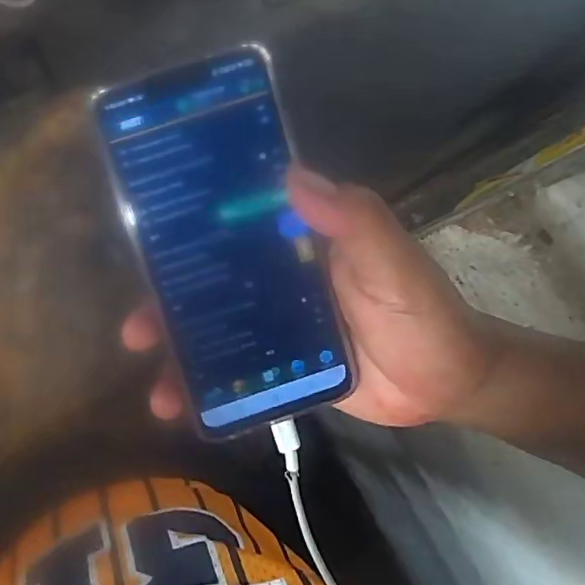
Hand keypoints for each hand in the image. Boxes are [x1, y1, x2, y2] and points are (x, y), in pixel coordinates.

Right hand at [121, 166, 499, 427]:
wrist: (447, 383)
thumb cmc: (423, 310)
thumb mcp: (393, 259)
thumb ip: (355, 219)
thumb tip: (291, 175)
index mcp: (308, 240)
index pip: (244, 222)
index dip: (197, 227)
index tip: (151, 238)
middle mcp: (288, 278)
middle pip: (219, 282)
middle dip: (173, 301)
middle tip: (137, 327)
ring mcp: (286, 326)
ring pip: (222, 330)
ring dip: (183, 351)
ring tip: (155, 382)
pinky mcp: (288, 368)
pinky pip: (240, 374)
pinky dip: (210, 389)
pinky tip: (181, 409)